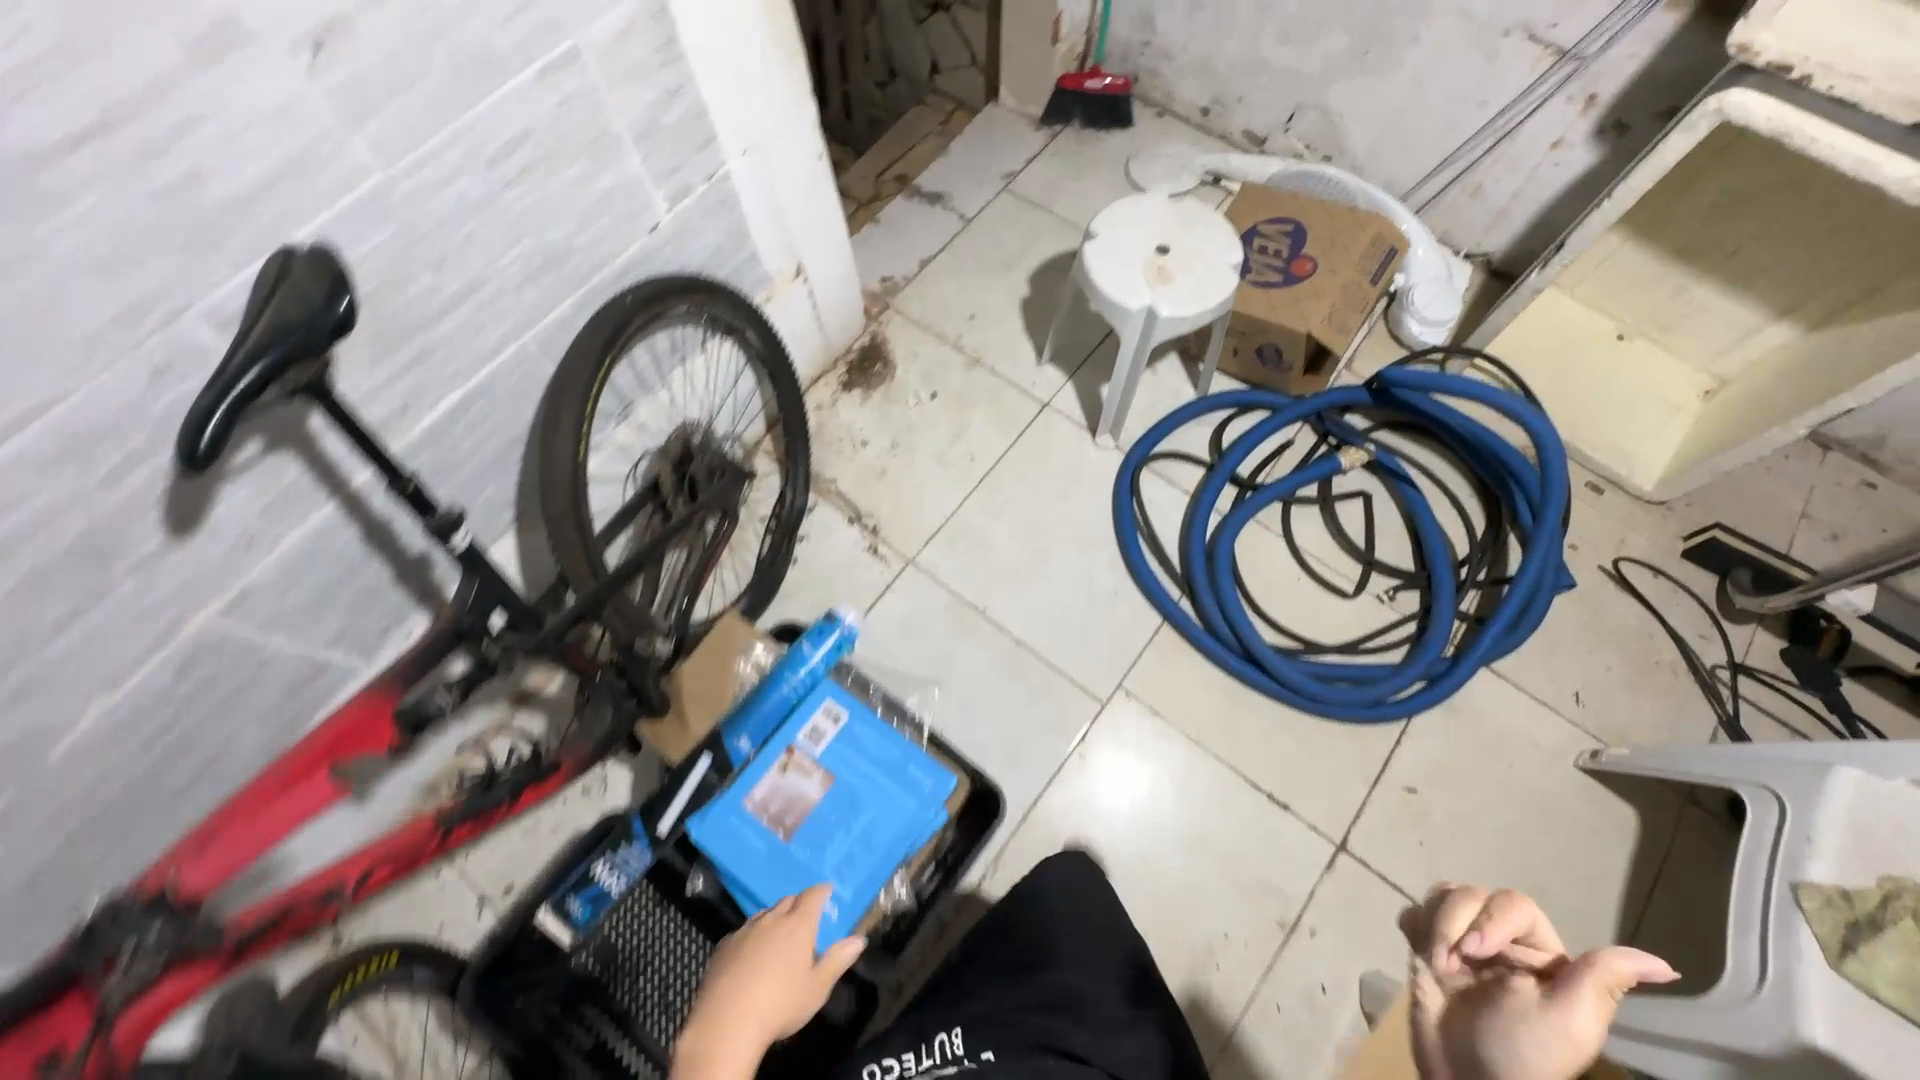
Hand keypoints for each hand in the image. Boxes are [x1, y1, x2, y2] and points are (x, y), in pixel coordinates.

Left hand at [674, 885, 867, 1079]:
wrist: (726, 1023)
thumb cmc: (780, 1005)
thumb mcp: (818, 987)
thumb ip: (838, 960)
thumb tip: (859, 939)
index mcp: (798, 925)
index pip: (813, 895)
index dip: (822, 891)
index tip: (827, 890)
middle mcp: (771, 920)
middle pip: (788, 901)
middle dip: (799, 903)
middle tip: (806, 917)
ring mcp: (744, 931)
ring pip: (764, 914)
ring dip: (775, 918)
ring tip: (780, 934)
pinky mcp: (723, 946)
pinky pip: (743, 931)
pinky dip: (754, 935)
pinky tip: (752, 954)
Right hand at [1398, 883, 1678, 1079]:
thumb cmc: (1524, 1055)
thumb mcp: (1570, 1022)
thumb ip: (1604, 980)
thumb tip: (1666, 965)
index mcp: (1540, 953)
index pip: (1512, 904)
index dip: (1491, 918)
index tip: (1477, 952)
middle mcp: (1500, 942)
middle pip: (1472, 895)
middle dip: (1455, 922)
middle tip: (1452, 963)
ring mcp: (1460, 945)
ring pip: (1442, 897)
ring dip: (1433, 923)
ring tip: (1438, 963)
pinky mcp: (1426, 951)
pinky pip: (1414, 913)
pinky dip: (1413, 924)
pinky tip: (1421, 953)